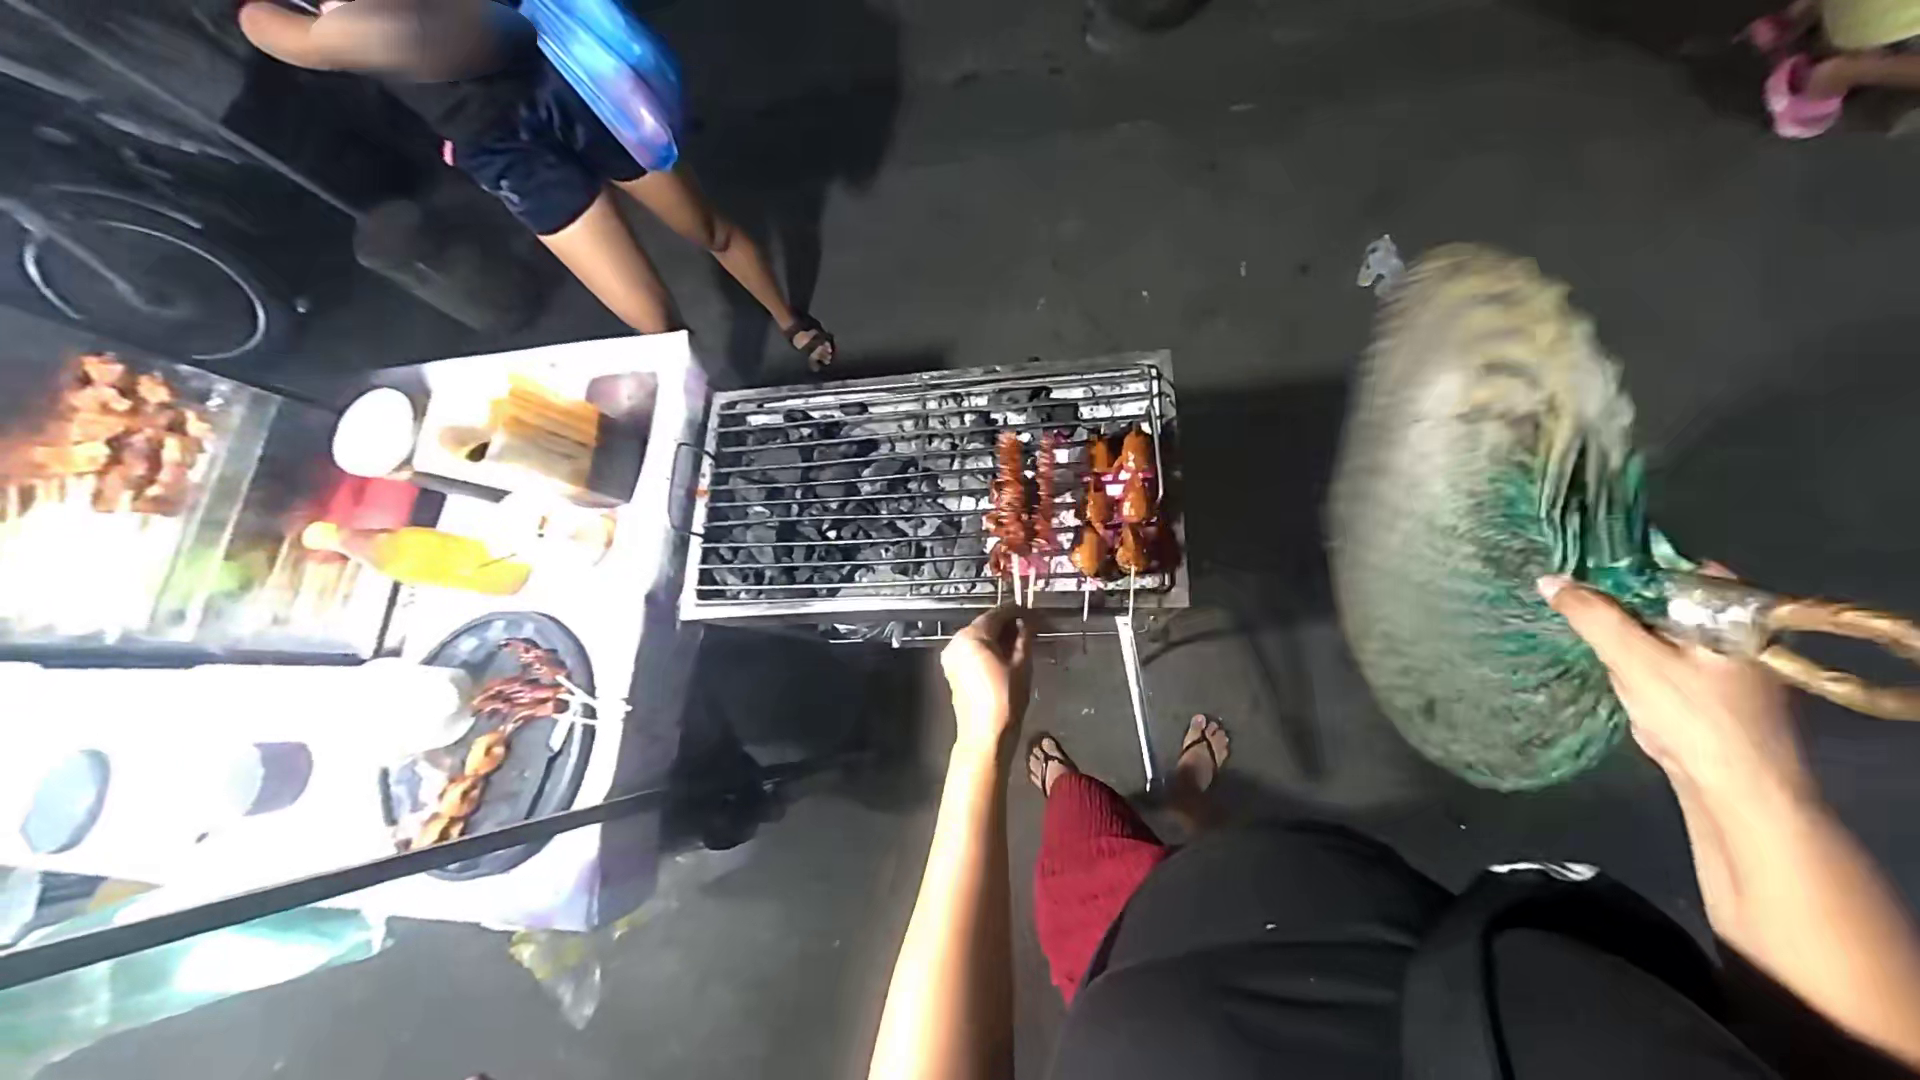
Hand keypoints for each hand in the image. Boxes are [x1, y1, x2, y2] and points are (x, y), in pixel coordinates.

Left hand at [940, 605, 1032, 752]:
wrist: (985, 735)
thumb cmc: (1006, 699)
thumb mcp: (1022, 665)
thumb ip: (1024, 638)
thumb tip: (1027, 622)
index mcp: (971, 636)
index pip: (997, 614)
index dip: (1016, 611)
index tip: (1031, 612)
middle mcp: (956, 641)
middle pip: (984, 624)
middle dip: (1006, 624)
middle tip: (1028, 627)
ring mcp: (951, 656)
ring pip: (977, 637)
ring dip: (997, 636)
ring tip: (1019, 641)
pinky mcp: (952, 670)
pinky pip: (971, 651)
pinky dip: (987, 649)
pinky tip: (1004, 655)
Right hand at [1539, 571, 1812, 804]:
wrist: (1734, 785)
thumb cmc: (1693, 714)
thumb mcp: (1634, 658)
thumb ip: (1592, 615)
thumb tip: (1548, 579)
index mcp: (1735, 615)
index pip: (1679, 567)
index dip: (1629, 561)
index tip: (1579, 559)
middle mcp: (1734, 630)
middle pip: (1665, 595)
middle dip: (1615, 592)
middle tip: (1565, 586)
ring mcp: (1721, 659)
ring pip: (1657, 623)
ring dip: (1618, 621)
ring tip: (1571, 612)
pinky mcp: (1704, 683)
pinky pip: (1657, 648)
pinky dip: (1627, 645)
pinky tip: (1598, 649)